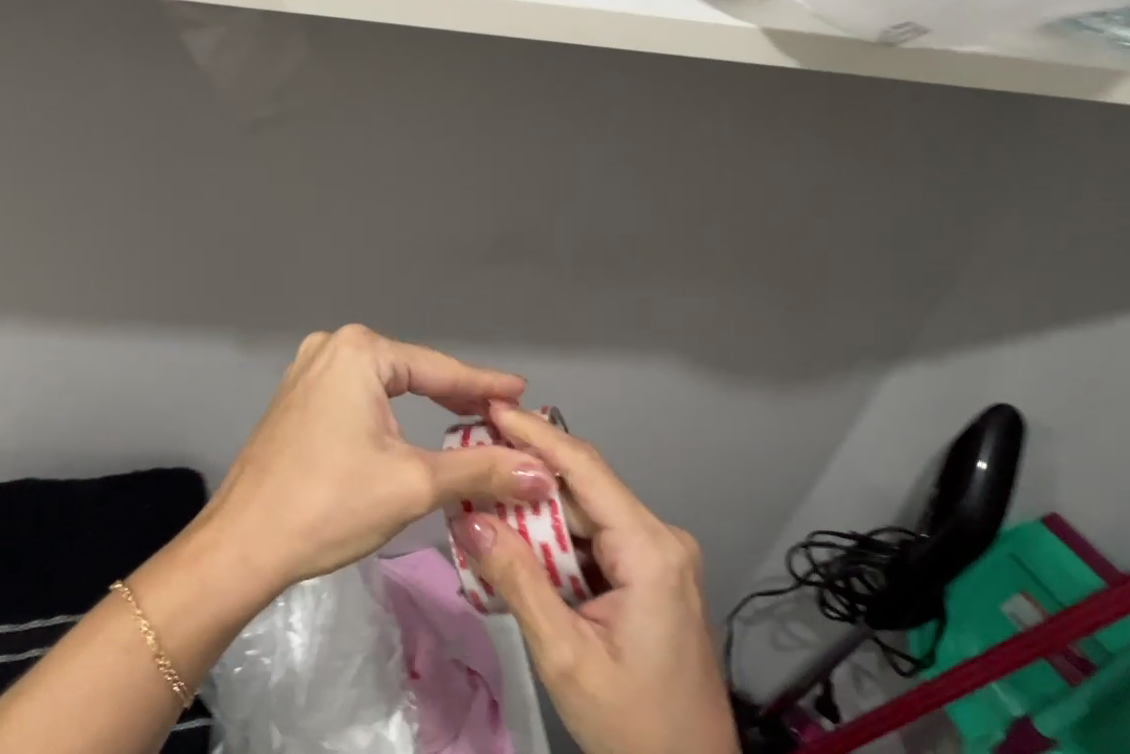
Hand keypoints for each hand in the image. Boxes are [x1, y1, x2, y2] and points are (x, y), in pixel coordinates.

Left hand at [206, 325, 558, 590]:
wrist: (242, 546)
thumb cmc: (329, 505)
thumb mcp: (414, 484)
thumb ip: (481, 469)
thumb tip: (542, 471)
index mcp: (358, 352)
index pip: (439, 369)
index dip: (485, 386)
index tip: (523, 393)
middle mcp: (329, 349)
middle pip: (411, 372)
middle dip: (455, 397)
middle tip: (500, 413)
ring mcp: (306, 373)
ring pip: (382, 387)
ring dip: (422, 406)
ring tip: (467, 420)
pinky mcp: (295, 402)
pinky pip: (356, 400)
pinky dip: (388, 416)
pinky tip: (409, 431)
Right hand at [451, 404, 737, 753]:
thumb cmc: (634, 726)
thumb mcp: (564, 656)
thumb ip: (517, 581)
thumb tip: (469, 520)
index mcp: (651, 551)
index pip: (586, 469)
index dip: (536, 433)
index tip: (492, 408)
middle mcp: (661, 540)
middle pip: (582, 491)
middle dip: (523, 483)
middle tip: (468, 469)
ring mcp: (659, 559)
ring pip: (584, 517)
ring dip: (534, 519)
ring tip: (479, 511)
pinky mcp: (651, 577)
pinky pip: (594, 544)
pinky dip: (554, 547)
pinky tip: (515, 553)